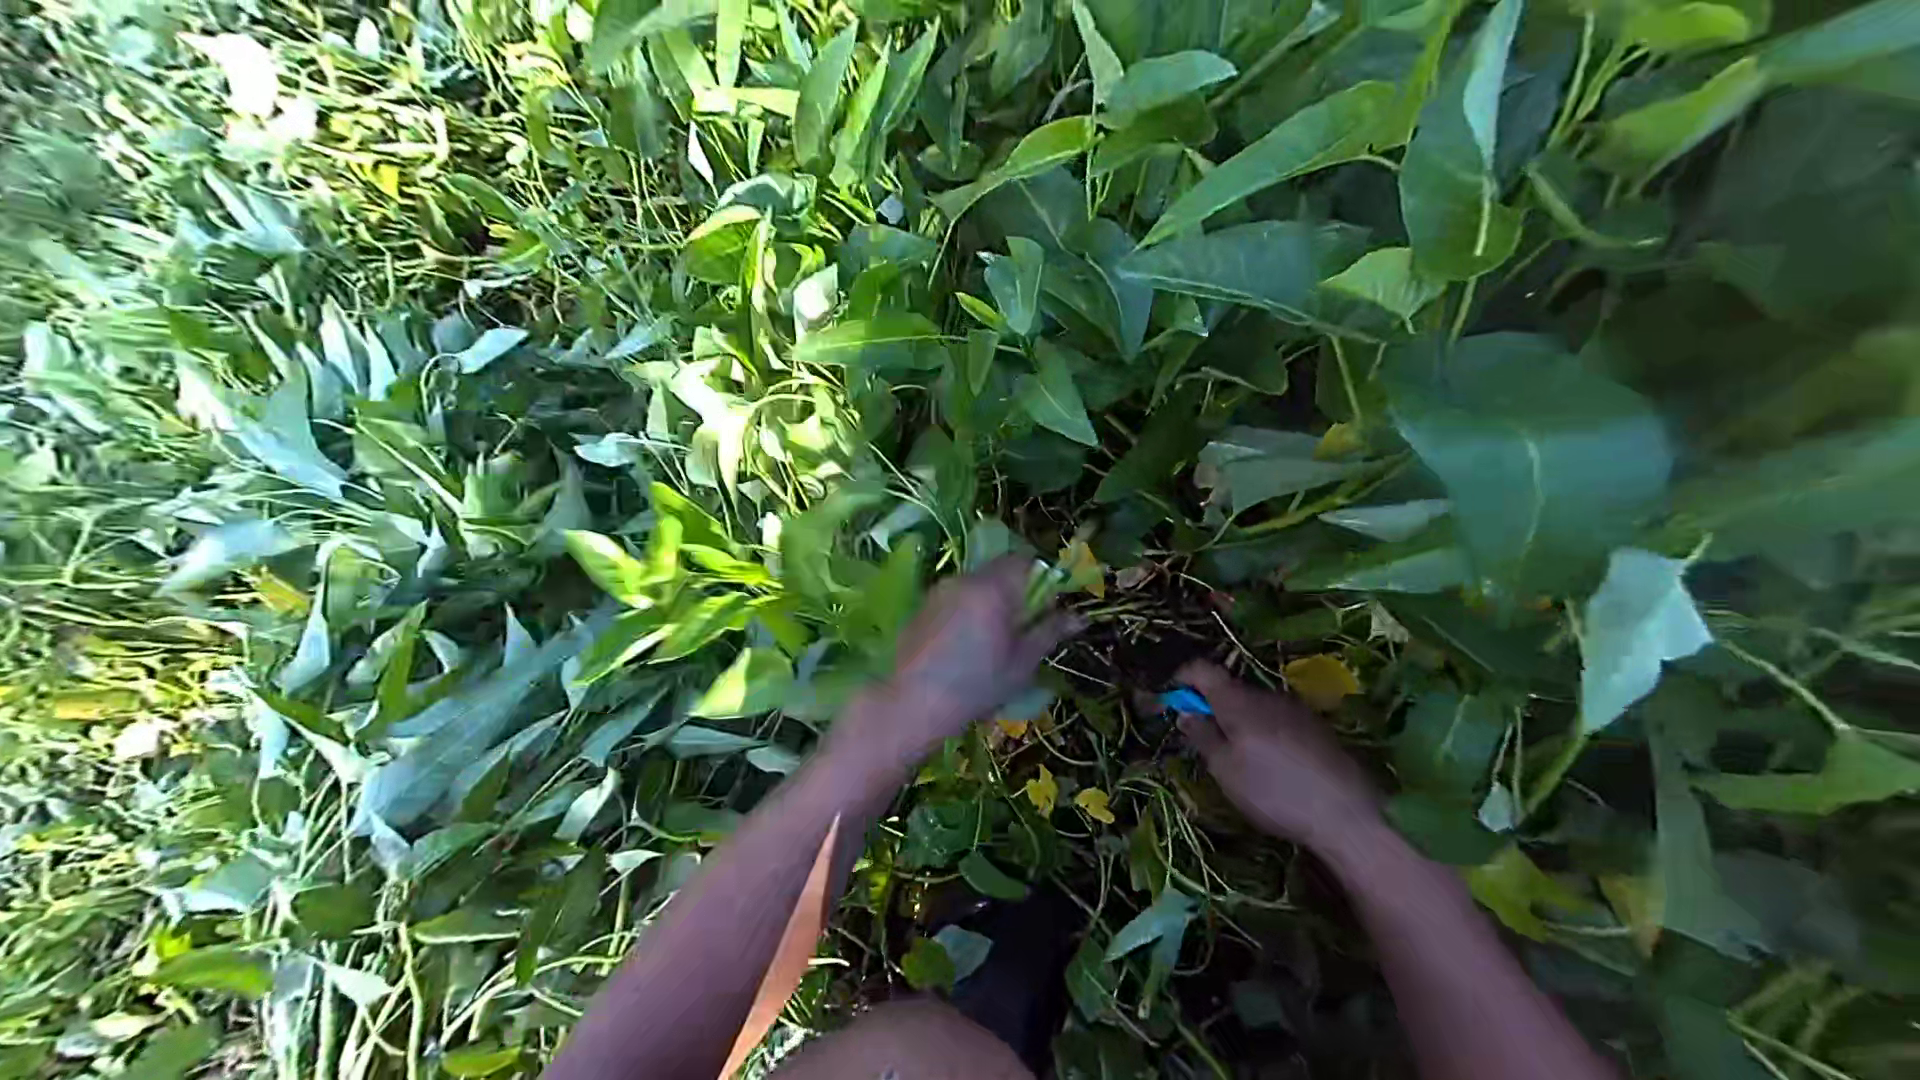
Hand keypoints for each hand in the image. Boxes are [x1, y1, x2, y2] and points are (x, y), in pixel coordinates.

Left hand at [836, 557, 1078, 770]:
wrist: (909, 704)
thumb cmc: (974, 687)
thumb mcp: (1020, 664)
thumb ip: (1048, 632)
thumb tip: (1079, 617)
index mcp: (993, 588)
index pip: (1024, 560)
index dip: (1039, 577)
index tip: (1043, 606)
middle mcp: (964, 579)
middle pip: (999, 570)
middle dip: (1015, 591)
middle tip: (1020, 628)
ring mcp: (940, 590)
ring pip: (976, 583)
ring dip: (990, 600)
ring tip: (991, 641)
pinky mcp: (923, 604)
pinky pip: (956, 596)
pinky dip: (967, 609)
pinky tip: (963, 645)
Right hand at [1174, 661, 1380, 850]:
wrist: (1348, 815)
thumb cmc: (1273, 791)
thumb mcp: (1224, 769)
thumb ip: (1202, 735)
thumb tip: (1185, 712)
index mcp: (1237, 701)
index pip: (1202, 669)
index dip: (1183, 678)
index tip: (1172, 697)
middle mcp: (1266, 695)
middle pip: (1230, 688)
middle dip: (1211, 706)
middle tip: (1204, 739)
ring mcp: (1295, 709)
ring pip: (1255, 705)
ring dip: (1239, 721)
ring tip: (1239, 758)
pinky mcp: (1317, 728)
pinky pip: (1277, 719)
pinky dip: (1263, 731)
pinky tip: (1272, 765)